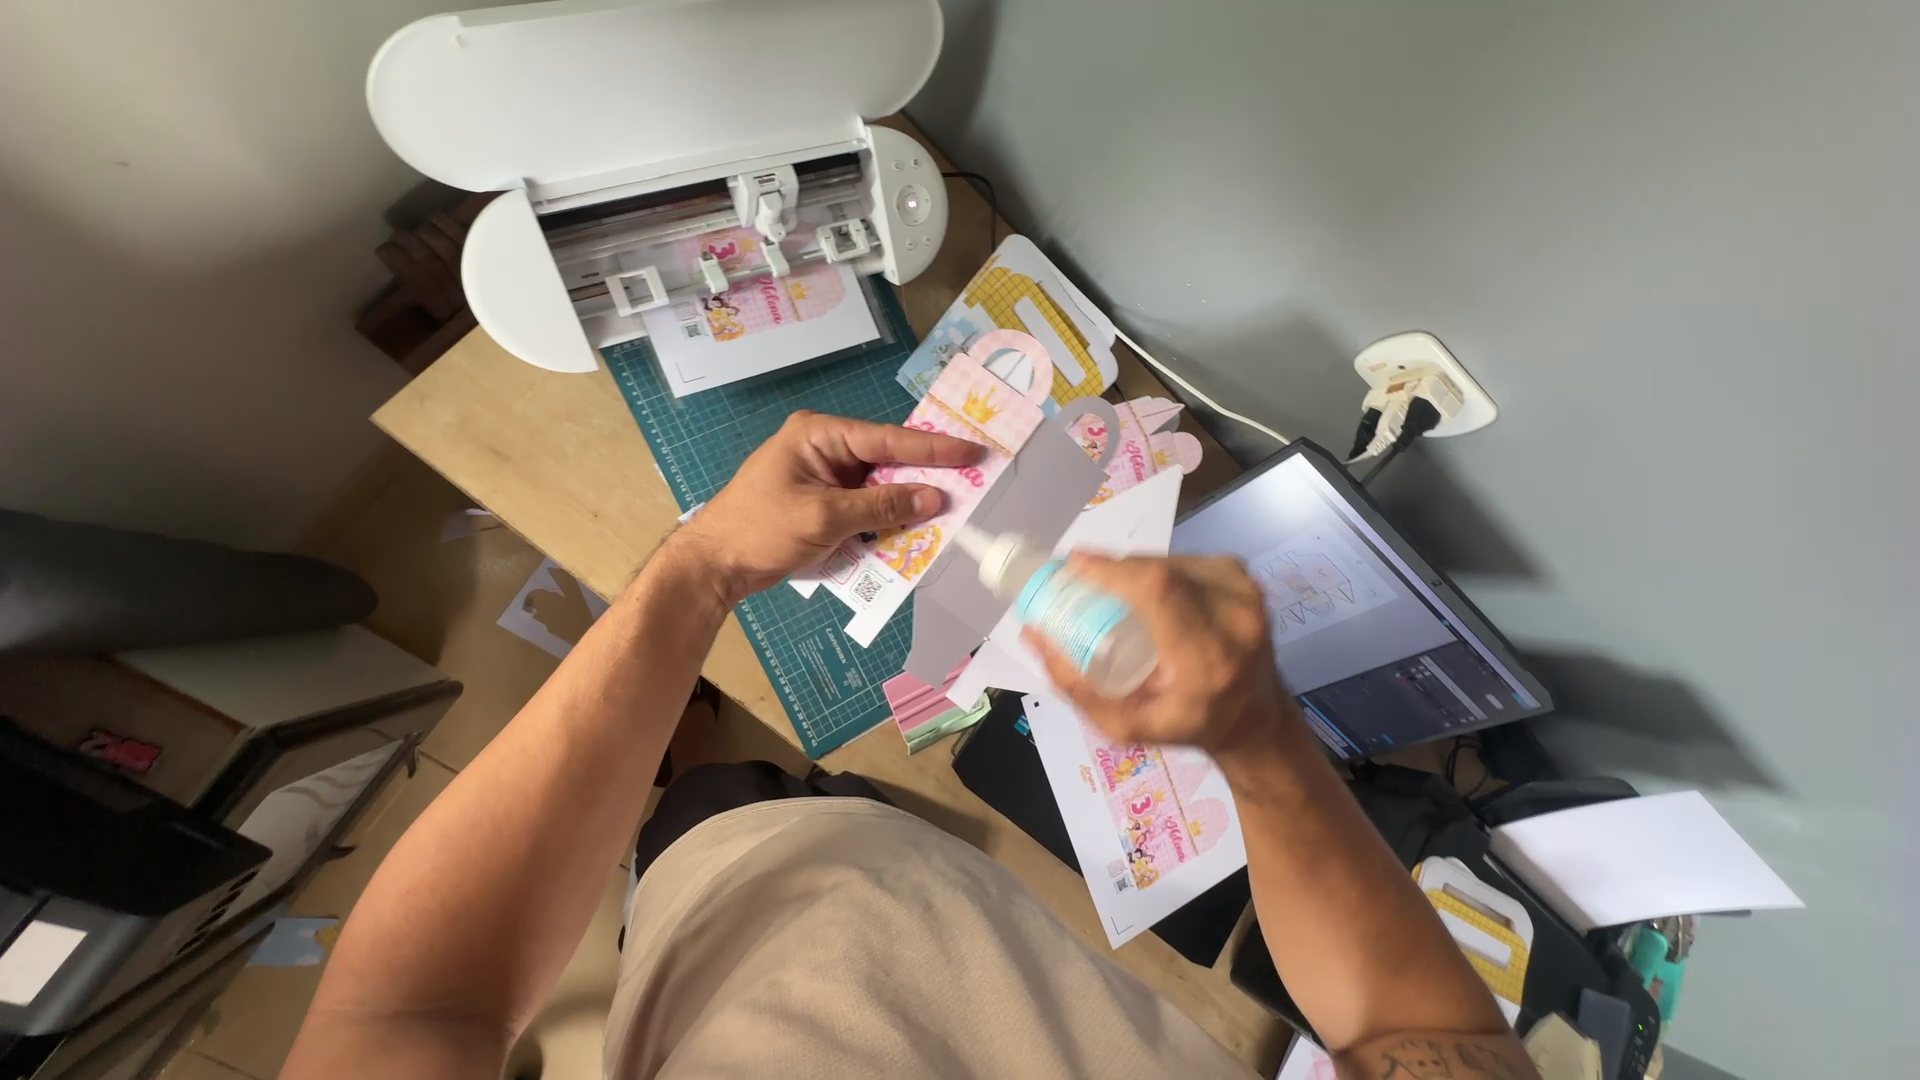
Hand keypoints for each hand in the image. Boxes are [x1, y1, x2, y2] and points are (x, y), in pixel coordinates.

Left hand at [672, 411, 982, 603]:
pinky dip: (886, 518)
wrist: (715, 564)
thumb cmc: (761, 530)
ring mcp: (825, 475)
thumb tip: (934, 498)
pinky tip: (912, 529)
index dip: (933, 448)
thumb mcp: (825, 517)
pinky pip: (866, 505)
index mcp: (820, 434)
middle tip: (971, 480)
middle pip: (887, 459)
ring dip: (906, 501)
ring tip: (950, 508)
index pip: (887, 439)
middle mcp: (825, 447)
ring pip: (880, 485)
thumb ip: (882, 506)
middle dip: (924, 474)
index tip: (973, 450)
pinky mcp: (825, 501)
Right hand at [1024, 553, 1300, 759]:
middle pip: (1160, 571)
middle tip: (1085, 582)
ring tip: (1120, 596)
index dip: (1113, 570)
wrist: (1257, 720)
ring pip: (1171, 561)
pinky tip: (1152, 594)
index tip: (1074, 565)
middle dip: (1115, 569)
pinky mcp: (1246, 579)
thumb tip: (1033, 634)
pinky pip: (1187, 561)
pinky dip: (1160, 570)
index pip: (1158, 591)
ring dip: (1137, 571)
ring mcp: (1246, 593)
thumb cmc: (1188, 725)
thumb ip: (1077, 686)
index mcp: (1208, 658)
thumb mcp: (1124, 725)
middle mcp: (1235, 619)